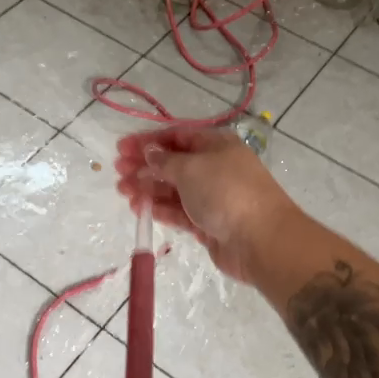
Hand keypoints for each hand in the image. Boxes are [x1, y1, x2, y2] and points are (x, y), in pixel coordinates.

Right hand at [113, 128, 298, 284]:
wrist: (260, 239)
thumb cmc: (226, 192)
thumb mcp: (191, 168)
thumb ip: (165, 161)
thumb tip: (150, 153)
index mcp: (215, 146)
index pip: (176, 137)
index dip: (148, 141)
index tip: (121, 148)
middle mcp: (213, 168)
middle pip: (172, 163)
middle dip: (144, 166)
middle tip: (118, 172)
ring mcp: (211, 197)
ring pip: (172, 189)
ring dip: (147, 188)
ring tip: (123, 192)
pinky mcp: (207, 223)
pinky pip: (178, 212)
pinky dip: (159, 209)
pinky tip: (140, 209)